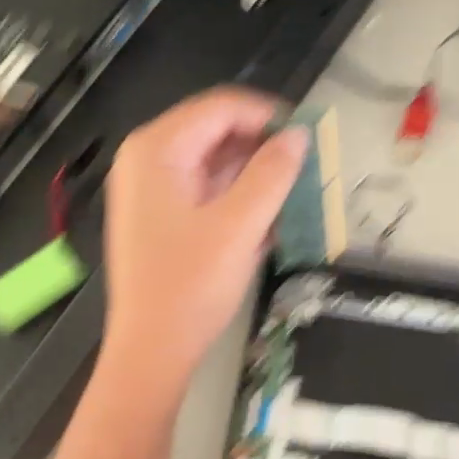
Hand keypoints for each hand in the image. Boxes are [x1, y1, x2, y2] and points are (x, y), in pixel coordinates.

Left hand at [101, 87, 306, 388]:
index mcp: (157, 149)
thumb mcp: (239, 226)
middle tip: (307, 172)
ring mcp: (151, 191)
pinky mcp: (160, 220)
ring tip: (294, 201)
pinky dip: (238, 202)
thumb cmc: (191, 286)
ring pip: (214, 165)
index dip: (269, 116)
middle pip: (216, 133)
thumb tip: (299, 136)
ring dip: (255, 179)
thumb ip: (272, 174)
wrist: (152, 350)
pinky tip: (268, 224)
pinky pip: (206, 193)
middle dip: (264, 150)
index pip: (221, 108)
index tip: (311, 138)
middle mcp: (147, 160)